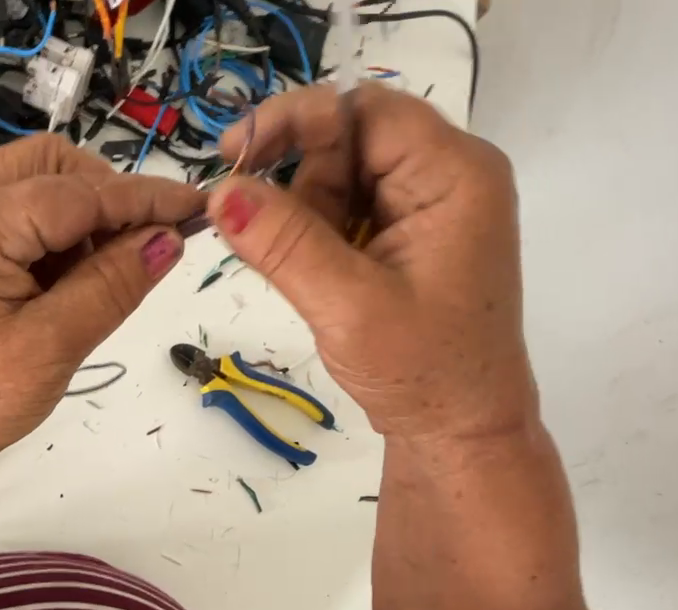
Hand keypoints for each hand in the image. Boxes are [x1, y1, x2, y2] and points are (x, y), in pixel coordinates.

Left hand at [0, 136, 203, 472]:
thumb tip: (167, 240)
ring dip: (79, 218)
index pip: (77, 193)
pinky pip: (16, 222)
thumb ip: (112, 286)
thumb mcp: (52, 345)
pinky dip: (52, 240)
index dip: (142, 199)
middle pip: (49, 167)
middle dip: (104, 197)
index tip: (197, 207)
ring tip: (98, 278)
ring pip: (33, 189)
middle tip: (137, 251)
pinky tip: (68, 286)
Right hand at [206, 84, 534, 443]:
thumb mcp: (348, 306)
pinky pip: (339, 219)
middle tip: (245, 223)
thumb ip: (284, 245)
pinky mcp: (399, 243)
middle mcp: (440, 179)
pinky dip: (306, 241)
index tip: (233, 156)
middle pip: (349, 141)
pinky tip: (301, 275)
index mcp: (452, 175)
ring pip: (336, 182)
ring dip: (296, 218)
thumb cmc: (421, 370)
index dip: (298, 120)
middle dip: (294, 179)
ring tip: (297, 277)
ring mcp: (419, 213)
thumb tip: (220, 191)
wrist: (456, 430)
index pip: (367, 111)